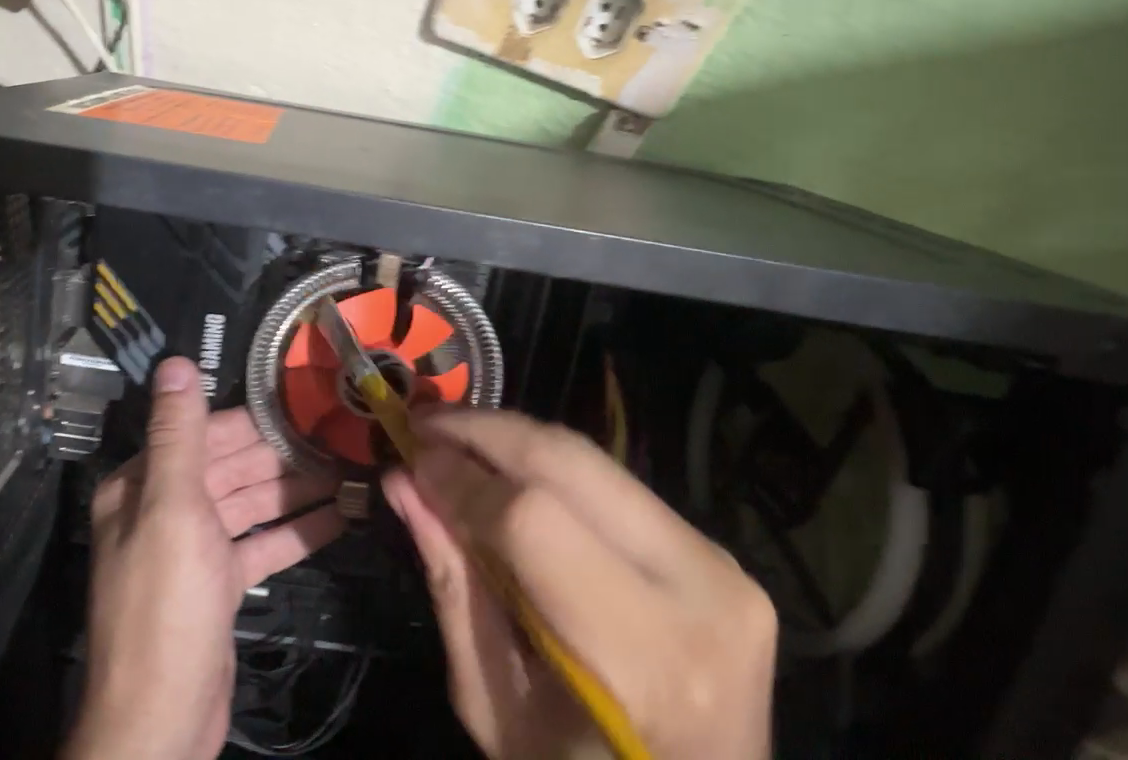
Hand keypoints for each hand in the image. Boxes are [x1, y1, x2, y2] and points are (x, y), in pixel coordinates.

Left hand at [64, 358, 345, 759]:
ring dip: (297, 490)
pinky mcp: (220, 584)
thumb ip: (180, 436)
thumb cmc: (165, 607)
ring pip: (252, 505)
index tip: (307, 403)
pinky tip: (339, 517)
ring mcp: (195, 550)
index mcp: (144, 487)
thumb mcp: (173, 511)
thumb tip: (174, 364)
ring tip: (349, 471)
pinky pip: (262, 544)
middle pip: (232, 468)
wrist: (161, 718)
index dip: (255, 419)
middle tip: (342, 436)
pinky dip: (296, 531)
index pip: (205, 434)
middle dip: (284, 454)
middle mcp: (166, 511)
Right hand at [383, 407, 775, 759]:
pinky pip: (619, 488)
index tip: (408, 455)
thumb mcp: (496, 705)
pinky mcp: (721, 551)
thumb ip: (454, 586)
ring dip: (517, 442)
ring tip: (456, 440)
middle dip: (486, 431)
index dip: (462, 478)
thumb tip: (405, 484)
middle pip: (572, 464)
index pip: (533, 519)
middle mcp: (698, 589)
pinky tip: (510, 472)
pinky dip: (554, 470)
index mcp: (641, 657)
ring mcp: (722, 563)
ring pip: (597, 462)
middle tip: (424, 422)